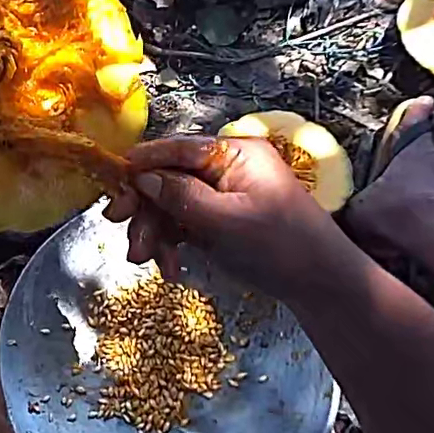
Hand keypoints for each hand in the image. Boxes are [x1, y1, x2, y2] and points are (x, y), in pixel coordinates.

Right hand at [102, 134, 346, 295]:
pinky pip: (181, 225)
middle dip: (146, 208)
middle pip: (168, 178)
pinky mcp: (215, 220)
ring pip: (169, 205)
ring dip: (154, 232)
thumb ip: (182, 197)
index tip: (114, 177)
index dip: (144, 162)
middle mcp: (224, 168)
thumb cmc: (282, 244)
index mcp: (235, 154)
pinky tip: (170, 268)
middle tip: (121, 229)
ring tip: (148, 261)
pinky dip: (170, 245)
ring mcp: (218, 195)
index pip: (179, 149)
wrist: (319, 283)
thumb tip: (143, 178)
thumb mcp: (228, 221)